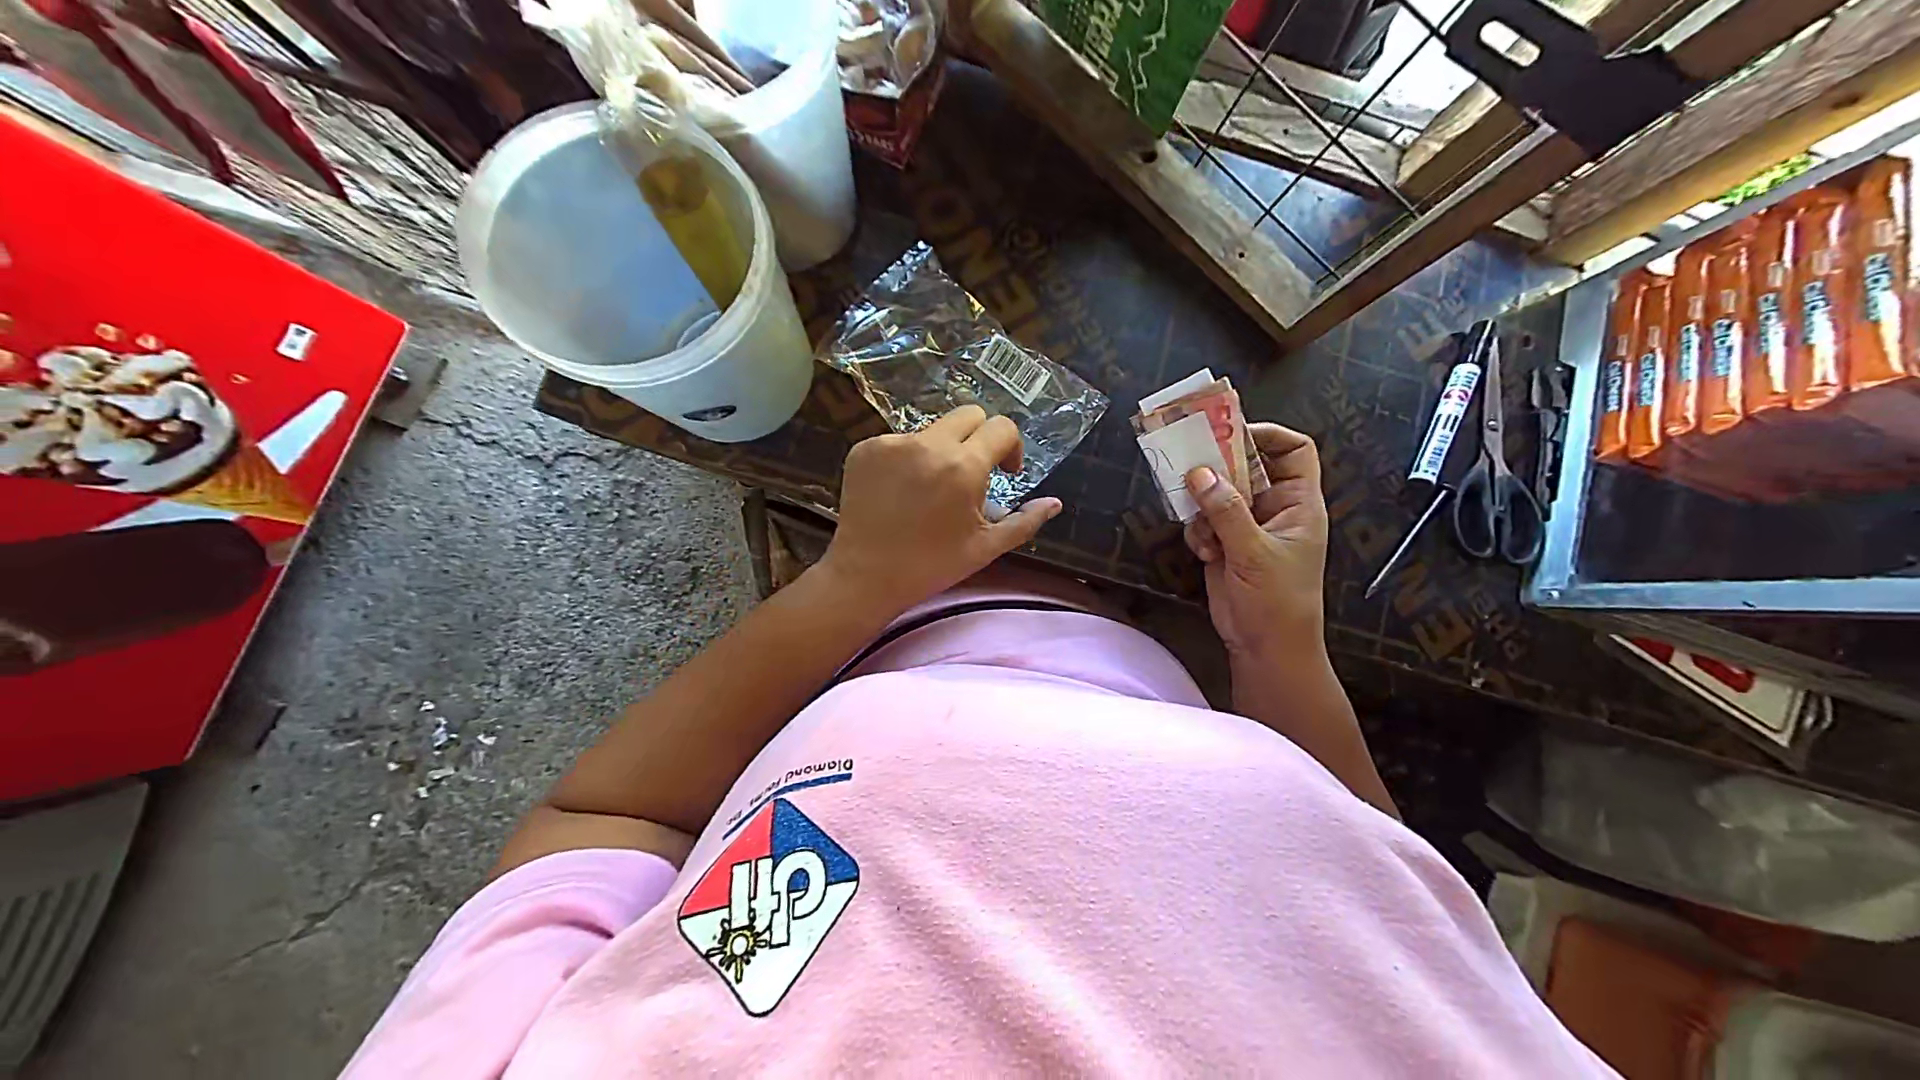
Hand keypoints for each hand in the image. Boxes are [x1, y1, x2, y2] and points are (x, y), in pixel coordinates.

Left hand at [819, 405, 1062, 615]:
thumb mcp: (985, 548)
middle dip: (980, 437)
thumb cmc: (931, 566)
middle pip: (968, 415)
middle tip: (972, 472)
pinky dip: (908, 458)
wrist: (864, 577)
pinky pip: (899, 440)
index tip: (1005, 473)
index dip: (1011, 447)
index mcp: (963, 467)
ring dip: (942, 450)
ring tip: (931, 489)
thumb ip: (1025, 522)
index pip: (1001, 427)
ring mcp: (892, 443)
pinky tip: (902, 491)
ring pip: (932, 429)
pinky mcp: (864, 448)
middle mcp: (928, 444)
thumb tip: (1054, 503)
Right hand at [1182, 423, 1328, 663]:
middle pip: (1247, 468)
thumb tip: (1200, 473)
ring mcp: (1247, 526)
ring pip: (1219, 494)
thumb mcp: (1253, 553)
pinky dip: (1199, 531)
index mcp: (1298, 504)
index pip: (1294, 451)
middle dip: (1220, 468)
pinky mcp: (1225, 544)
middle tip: (1191, 461)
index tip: (1231, 433)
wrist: (1265, 647)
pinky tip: (1204, 551)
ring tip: (1202, 527)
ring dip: (1204, 506)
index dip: (1267, 435)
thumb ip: (1226, 511)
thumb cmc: (1278, 602)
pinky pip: (1205, 521)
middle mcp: (1273, 509)